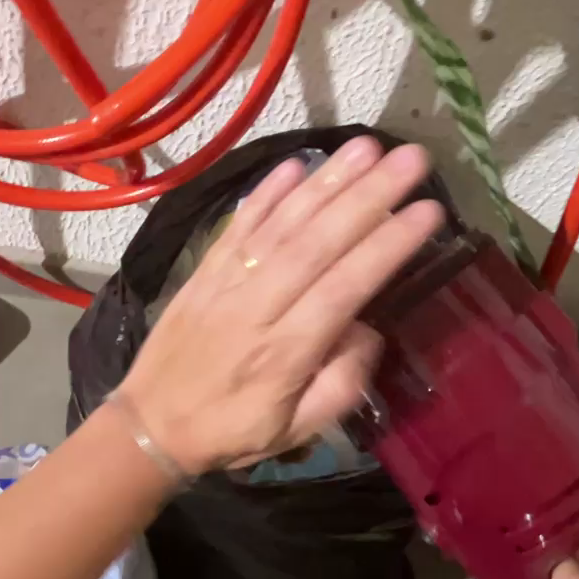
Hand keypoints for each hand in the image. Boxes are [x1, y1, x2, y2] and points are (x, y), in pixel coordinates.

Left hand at [114, 137, 443, 472]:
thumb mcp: (296, 431)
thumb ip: (341, 383)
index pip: (343, 289)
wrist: (150, 424)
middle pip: (316, 244)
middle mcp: (256, 308)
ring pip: (280, 226)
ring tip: (366, 147)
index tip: (428, 211)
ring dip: (324, 183)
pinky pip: (236, 226)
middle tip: (411, 159)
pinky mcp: (203, 271)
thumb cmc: (231, 430)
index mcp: (284, 354)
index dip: (386, 247)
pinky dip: (265, 194)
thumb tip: (367, 328)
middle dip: (367, 197)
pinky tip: (295, 164)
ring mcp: (225, 283)